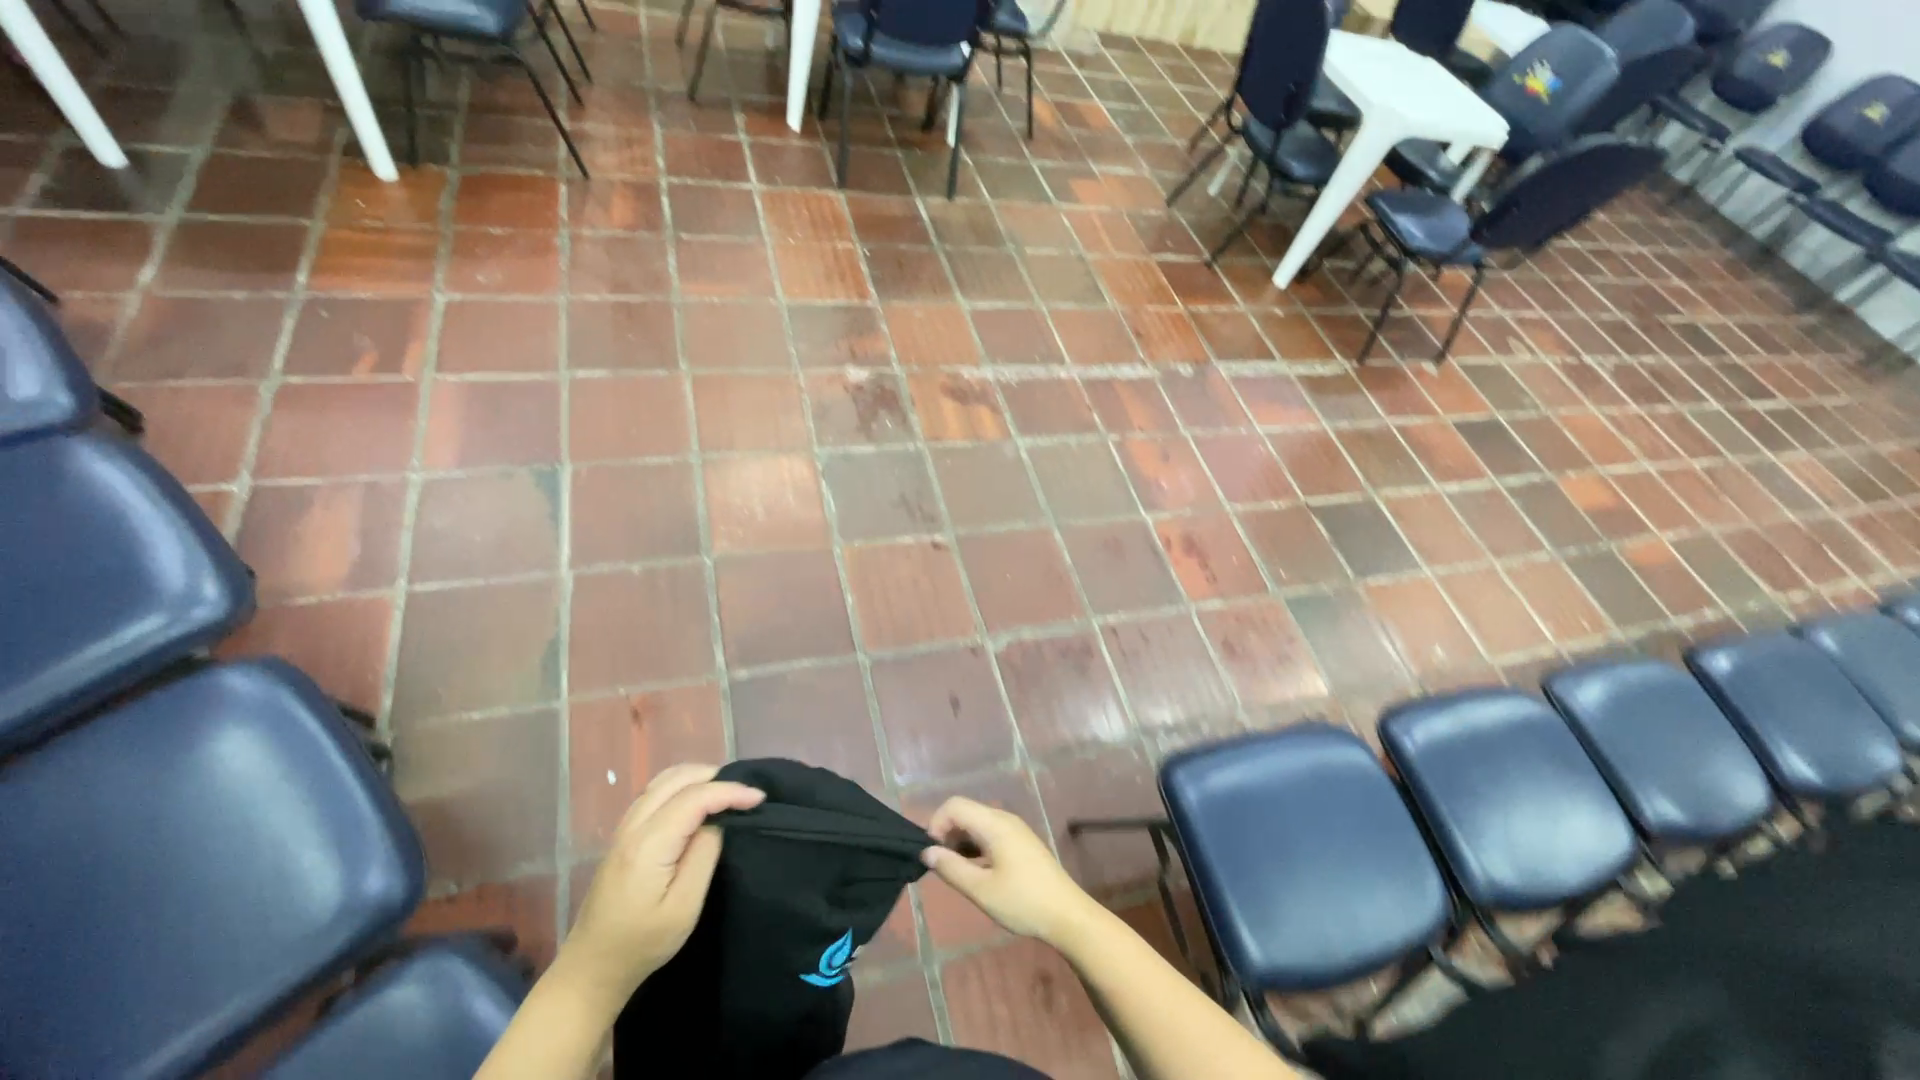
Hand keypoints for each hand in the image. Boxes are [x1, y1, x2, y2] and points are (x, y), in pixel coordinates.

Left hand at [563, 765, 764, 1000]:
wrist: (593, 965)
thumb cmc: (643, 942)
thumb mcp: (684, 907)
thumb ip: (703, 857)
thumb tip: (717, 822)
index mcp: (649, 844)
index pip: (694, 798)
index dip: (729, 791)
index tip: (759, 798)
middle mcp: (633, 827)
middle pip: (674, 779)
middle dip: (714, 776)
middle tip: (745, 793)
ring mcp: (624, 830)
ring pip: (661, 782)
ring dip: (696, 778)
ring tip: (726, 793)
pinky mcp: (623, 837)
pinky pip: (653, 794)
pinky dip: (680, 787)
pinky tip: (696, 802)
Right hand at [921, 797, 1095, 944]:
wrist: (1067, 915)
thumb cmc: (1022, 902)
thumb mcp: (981, 889)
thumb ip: (951, 868)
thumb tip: (927, 852)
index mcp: (995, 824)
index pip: (954, 805)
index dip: (936, 824)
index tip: (932, 854)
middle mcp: (1005, 819)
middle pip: (966, 811)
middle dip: (946, 833)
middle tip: (942, 866)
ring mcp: (1015, 830)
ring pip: (977, 823)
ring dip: (960, 841)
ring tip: (957, 871)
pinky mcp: (1021, 842)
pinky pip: (990, 833)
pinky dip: (975, 846)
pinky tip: (976, 871)